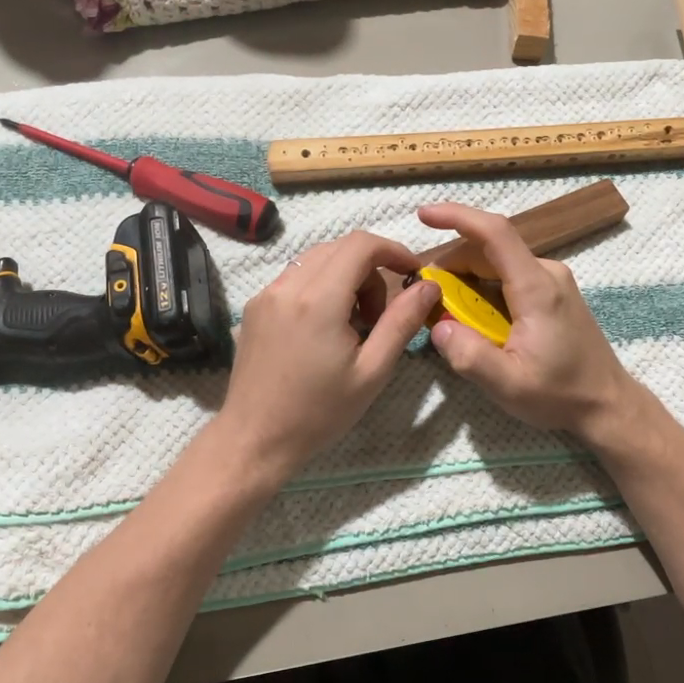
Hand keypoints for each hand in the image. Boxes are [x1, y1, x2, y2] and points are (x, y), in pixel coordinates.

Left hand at [215, 231, 443, 475]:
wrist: (256, 438)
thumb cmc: (319, 412)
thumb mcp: (372, 371)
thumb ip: (401, 322)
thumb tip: (429, 287)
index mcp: (319, 300)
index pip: (361, 244)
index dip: (393, 250)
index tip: (412, 274)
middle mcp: (288, 285)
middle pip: (339, 248)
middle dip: (371, 269)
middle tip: (380, 314)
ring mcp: (266, 294)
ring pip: (316, 260)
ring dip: (345, 276)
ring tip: (353, 324)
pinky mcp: (254, 306)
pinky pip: (295, 278)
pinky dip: (320, 287)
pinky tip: (324, 329)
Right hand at [419, 203, 638, 437]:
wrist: (607, 404)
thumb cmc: (560, 395)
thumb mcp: (507, 385)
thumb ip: (468, 355)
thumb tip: (438, 326)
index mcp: (536, 287)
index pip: (494, 233)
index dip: (457, 216)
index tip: (423, 214)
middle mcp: (547, 273)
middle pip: (489, 248)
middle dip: (451, 265)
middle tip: (427, 299)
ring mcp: (553, 281)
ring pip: (497, 263)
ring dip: (466, 279)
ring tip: (447, 313)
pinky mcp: (553, 293)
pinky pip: (509, 277)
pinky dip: (483, 289)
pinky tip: (474, 318)